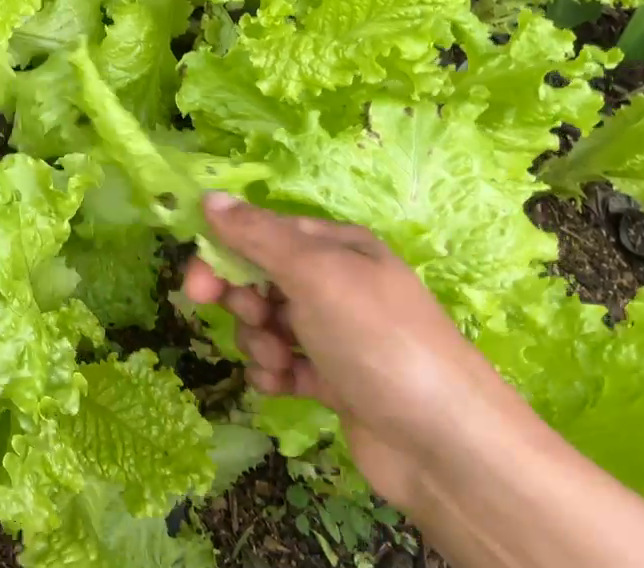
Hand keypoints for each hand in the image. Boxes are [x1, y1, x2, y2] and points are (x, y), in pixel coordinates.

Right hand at [181, 193, 534, 510]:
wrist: (447, 446)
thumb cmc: (379, 340)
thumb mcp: (316, 274)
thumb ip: (257, 235)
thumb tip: (208, 197)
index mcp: (337, 248)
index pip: (261, 233)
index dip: (224, 253)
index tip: (196, 284)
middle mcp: (336, 284)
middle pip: (258, 278)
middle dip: (241, 301)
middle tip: (246, 320)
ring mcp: (335, 334)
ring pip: (264, 323)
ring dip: (257, 341)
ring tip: (279, 361)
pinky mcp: (333, 380)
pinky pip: (280, 363)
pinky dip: (274, 372)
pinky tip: (285, 386)